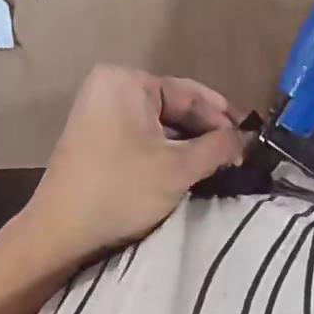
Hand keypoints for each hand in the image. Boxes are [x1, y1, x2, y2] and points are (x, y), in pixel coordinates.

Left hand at [9, 66, 243, 266]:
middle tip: (239, 155)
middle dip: (205, 133)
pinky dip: (161, 155)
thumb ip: (218, 147)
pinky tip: (184, 172)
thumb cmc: (120, 192)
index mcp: (126, 81)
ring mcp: (95, 115)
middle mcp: (107, 88)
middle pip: (172, 108)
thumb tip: (244, 139)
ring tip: (217, 166)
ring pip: (155, 127)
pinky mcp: (91, 142)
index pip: (189, 93)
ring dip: (185, 147)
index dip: (223, 117)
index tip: (252, 138)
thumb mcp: (177, 168)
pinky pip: (137, 140)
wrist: (60, 232)